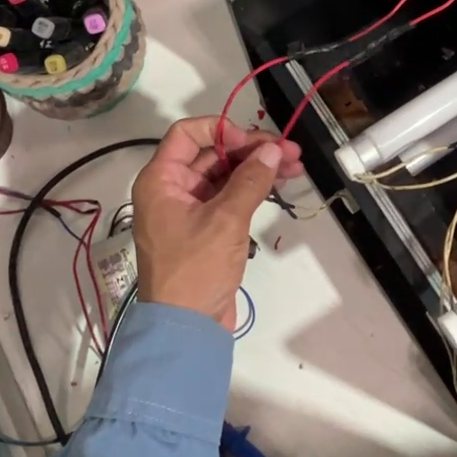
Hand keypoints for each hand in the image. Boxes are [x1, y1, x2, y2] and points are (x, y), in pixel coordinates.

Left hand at [132, 116, 303, 329]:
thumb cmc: (196, 269)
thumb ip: (250, 181)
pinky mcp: (206, 228)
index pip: (187, 134)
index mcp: (161, 181)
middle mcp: (172, 189)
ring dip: (257, 168)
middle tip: (290, 151)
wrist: (186, 327)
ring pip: (225, 174)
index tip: (253, 141)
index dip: (221, 129)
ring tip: (295, 165)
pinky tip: (279, 183)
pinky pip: (229, 196)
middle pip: (212, 153)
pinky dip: (252, 188)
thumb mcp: (225, 220)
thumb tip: (272, 149)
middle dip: (251, 149)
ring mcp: (189, 209)